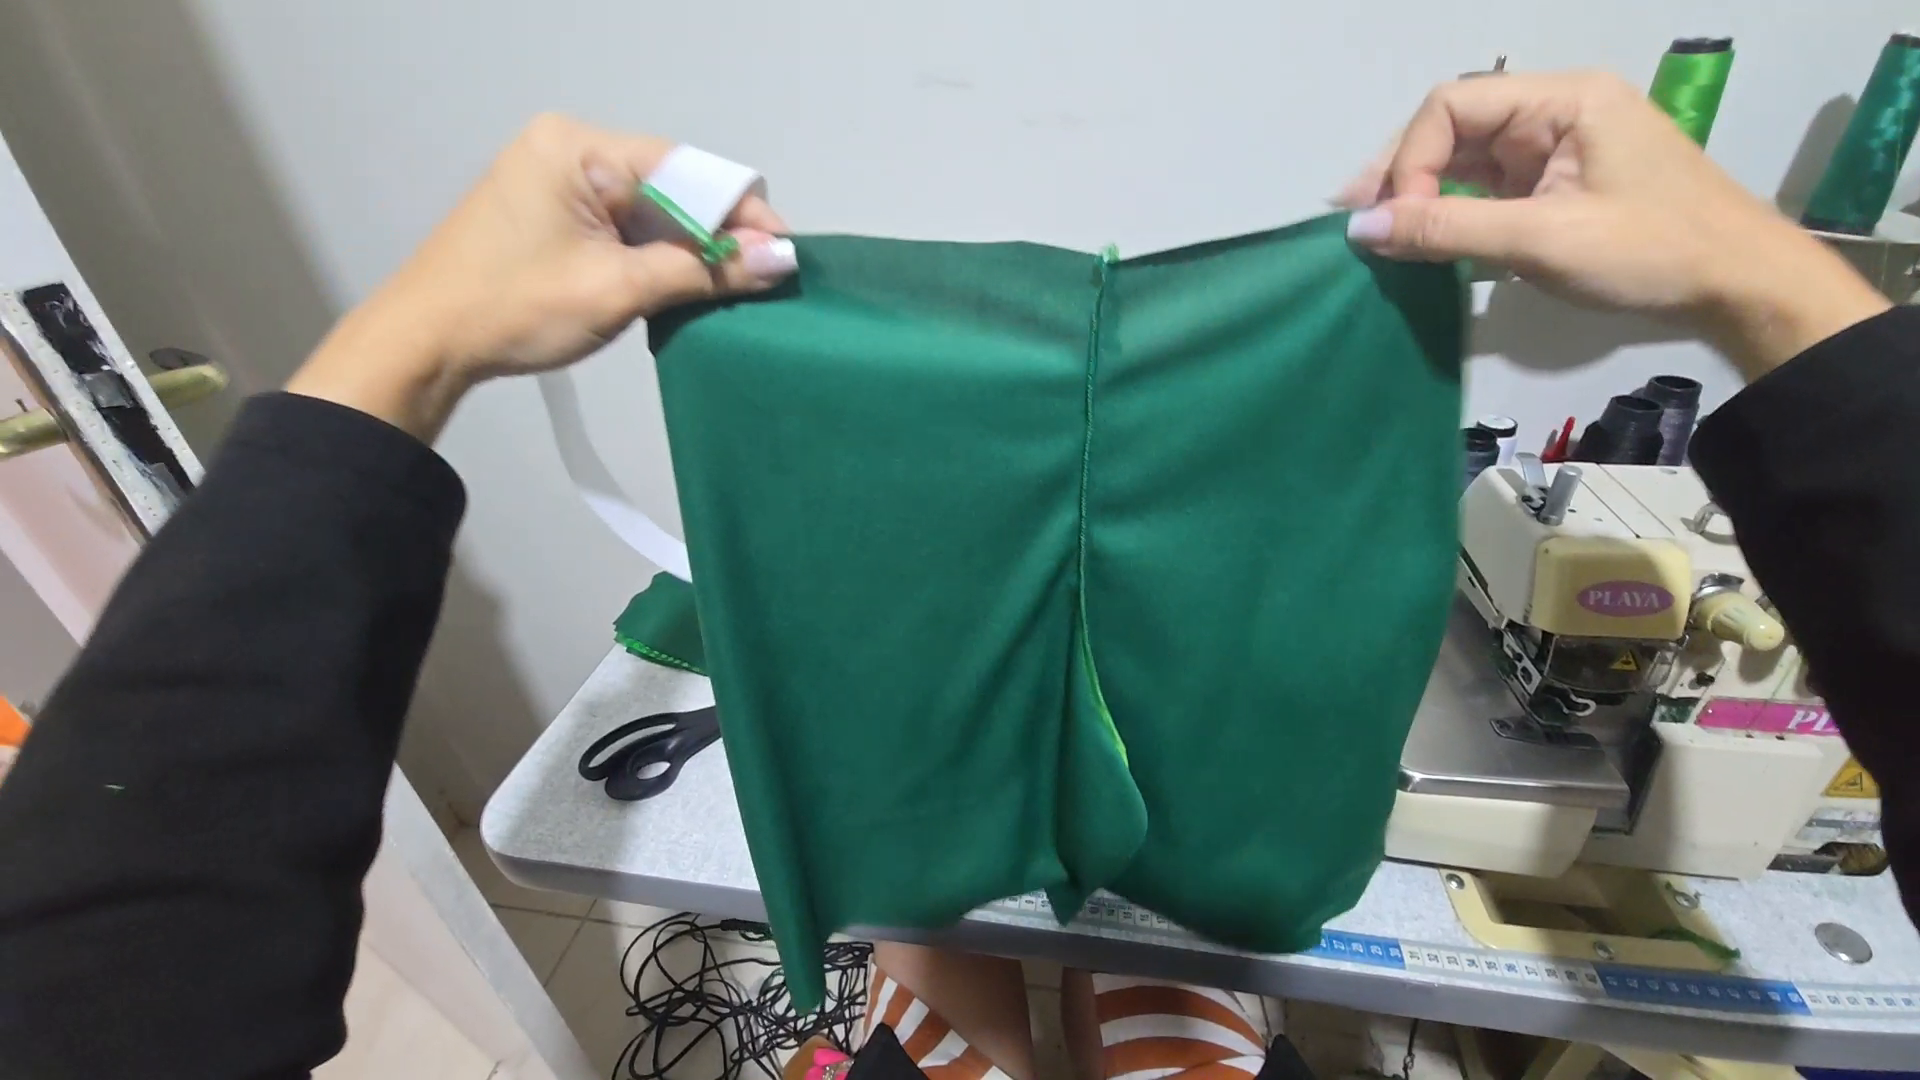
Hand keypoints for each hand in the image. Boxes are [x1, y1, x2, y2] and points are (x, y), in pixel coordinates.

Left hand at [287, 114, 795, 439]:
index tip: (782, 256)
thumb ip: (703, 270)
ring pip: (657, 208)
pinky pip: (631, 225)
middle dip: (721, 233)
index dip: (742, 212)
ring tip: (733, 288)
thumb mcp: (620, 289)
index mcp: (579, 149)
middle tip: (762, 279)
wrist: (428, 342)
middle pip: (675, 185)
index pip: (688, 168)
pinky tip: (687, 284)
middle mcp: (573, 150)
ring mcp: (564, 180)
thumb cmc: (518, 308)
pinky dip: (663, 255)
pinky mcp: (562, 212)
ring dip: (694, 249)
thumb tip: (781, 260)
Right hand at [1338, 71, 1887, 378]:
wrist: (1732, 284)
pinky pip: (1473, 192)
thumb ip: (1446, 230)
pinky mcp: (1541, 189)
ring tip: (1376, 238)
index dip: (1409, 161)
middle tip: (1361, 228)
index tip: (1397, 223)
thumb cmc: (1648, 250)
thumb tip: (1360, 229)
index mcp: (1561, 102)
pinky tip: (1413, 242)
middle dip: (1399, 176)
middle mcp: (1548, 116)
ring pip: (1454, 162)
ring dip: (1412, 198)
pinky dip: (1437, 216)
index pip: (1451, 106)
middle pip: (1446, 129)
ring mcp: (1544, 153)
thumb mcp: (1540, 239)